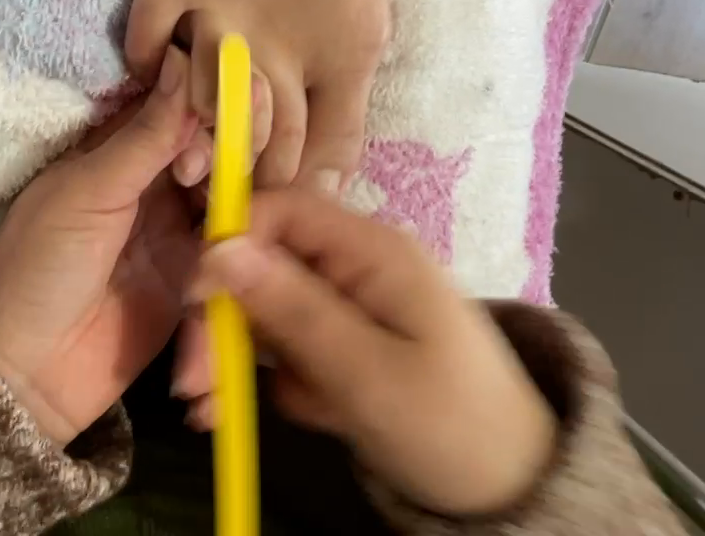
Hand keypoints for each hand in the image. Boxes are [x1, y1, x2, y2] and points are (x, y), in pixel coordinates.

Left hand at [0, 49, 205, 443]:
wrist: (26, 372)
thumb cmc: (41, 265)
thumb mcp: (88, 192)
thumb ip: (144, 136)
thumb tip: (180, 59)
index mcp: (125, 148)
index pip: (185, 104)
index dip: (207, 106)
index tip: (204, 130)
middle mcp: (161, 181)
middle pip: (223, 149)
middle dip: (228, 158)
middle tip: (196, 185)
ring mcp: (184, 230)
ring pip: (238, 200)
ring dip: (238, 212)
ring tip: (211, 241)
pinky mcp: (202, 280)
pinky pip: (238, 257)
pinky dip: (240, 262)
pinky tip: (225, 269)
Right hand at [125, 0, 413, 191]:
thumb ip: (330, 11)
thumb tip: (296, 47)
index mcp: (355, 39)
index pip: (329, 149)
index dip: (303, 179)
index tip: (280, 187)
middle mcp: (290, 45)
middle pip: (263, 148)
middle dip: (245, 178)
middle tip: (220, 191)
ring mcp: (220, 11)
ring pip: (200, 115)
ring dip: (189, 141)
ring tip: (178, 159)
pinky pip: (145, 54)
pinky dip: (146, 73)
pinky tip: (146, 73)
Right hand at [189, 189, 556, 516]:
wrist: (513, 494)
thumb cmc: (451, 428)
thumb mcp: (368, 373)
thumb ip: (293, 308)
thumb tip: (219, 249)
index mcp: (370, 249)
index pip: (283, 211)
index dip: (230, 241)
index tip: (192, 298)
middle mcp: (352, 264)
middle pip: (264, 264)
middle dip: (222, 318)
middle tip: (192, 384)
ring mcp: (344, 302)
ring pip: (264, 308)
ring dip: (230, 354)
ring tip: (210, 413)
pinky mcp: (339, 339)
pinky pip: (282, 343)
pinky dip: (258, 375)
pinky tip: (240, 411)